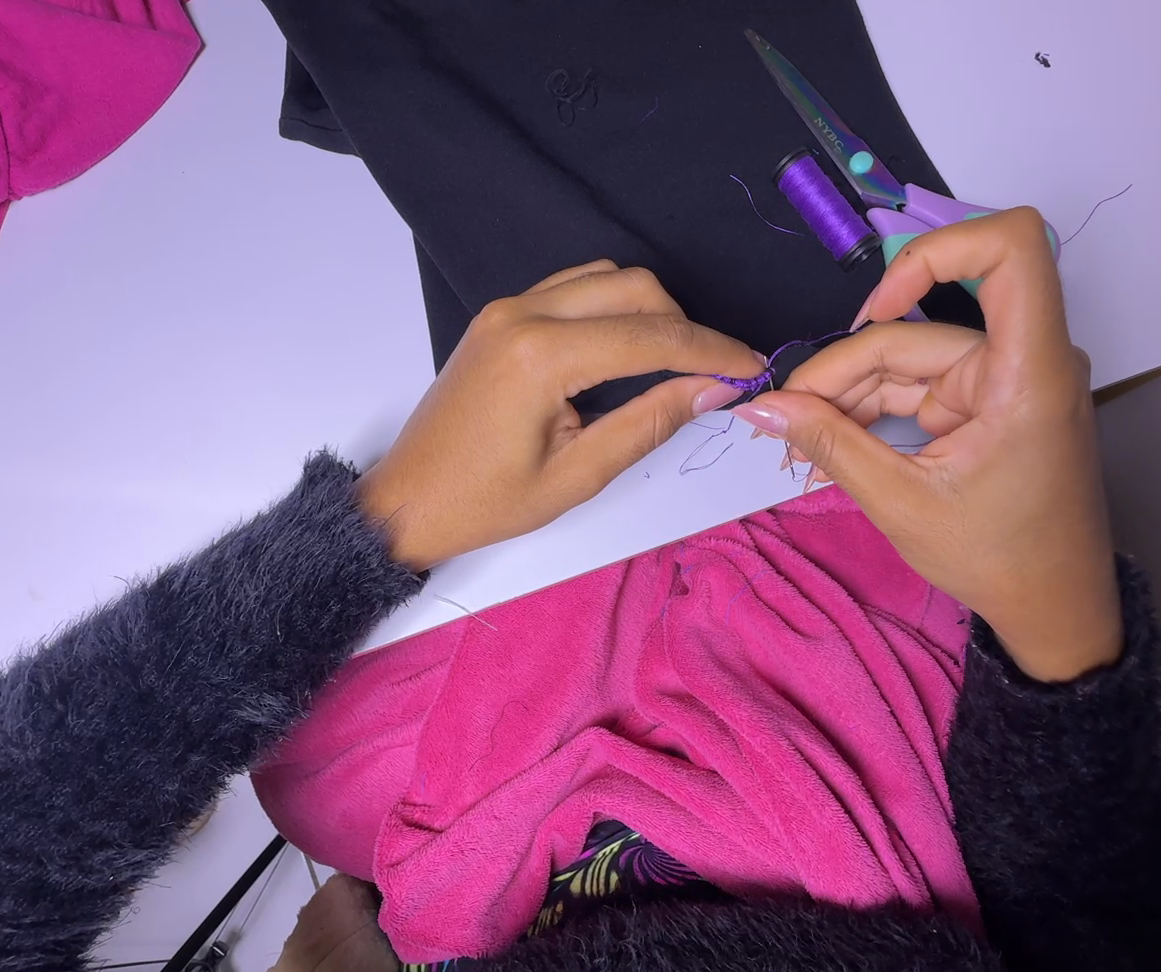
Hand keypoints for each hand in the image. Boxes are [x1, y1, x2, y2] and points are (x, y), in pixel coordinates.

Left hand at [360, 261, 760, 570]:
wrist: (407, 501)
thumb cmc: (485, 503)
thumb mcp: (576, 476)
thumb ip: (649, 423)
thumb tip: (715, 388)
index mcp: (541, 355)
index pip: (650, 336)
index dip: (711, 351)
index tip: (752, 368)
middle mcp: (522, 313)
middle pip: (633, 287)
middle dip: (682, 326)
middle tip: (706, 376)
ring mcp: (505, 308)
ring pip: (603, 278)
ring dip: (647, 312)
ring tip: (667, 367)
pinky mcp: (498, 317)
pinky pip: (571, 290)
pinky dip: (609, 310)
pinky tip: (620, 353)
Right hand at [731, 209, 1120, 681]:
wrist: (1049, 604)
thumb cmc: (993, 557)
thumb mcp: (898, 501)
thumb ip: (828, 445)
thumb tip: (763, 407)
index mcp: (1025, 373)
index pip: (1008, 249)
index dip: (934, 252)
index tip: (874, 307)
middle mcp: (1020, 361)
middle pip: (915, 330)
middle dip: (842, 371)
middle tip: (786, 415)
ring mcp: (1000, 382)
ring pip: (905, 361)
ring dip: (847, 396)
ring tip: (802, 440)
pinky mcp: (982, 404)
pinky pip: (913, 389)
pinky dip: (869, 411)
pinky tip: (831, 441)